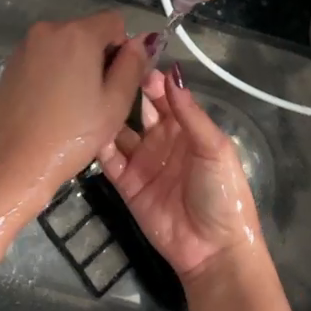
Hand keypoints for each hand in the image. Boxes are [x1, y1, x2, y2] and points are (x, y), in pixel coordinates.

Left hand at [0, 12, 153, 202]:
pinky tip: (52, 104)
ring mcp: (26, 44)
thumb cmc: (70, 134)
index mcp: (78, 33)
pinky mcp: (11, 61)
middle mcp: (49, 28)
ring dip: (76, 65)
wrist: (11, 161)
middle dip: (99, 57)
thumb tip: (144, 40)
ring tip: (73, 105)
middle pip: (88, 31)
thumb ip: (133, 65)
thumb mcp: (114, 103)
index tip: (116, 81)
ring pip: (66, 45)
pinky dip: (55, 71)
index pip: (115, 21)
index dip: (123, 48)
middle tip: (97, 98)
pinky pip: (45, 56)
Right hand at [97, 67, 263, 280]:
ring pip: (119, 131)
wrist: (214, 250)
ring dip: (108, 115)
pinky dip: (98, 144)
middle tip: (107, 72)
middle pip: (139, 108)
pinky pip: (109, 159)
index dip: (151, 79)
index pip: (164, 95)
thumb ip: (190, 114)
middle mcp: (161, 139)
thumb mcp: (214, 149)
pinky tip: (88, 128)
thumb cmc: (222, 193)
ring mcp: (142, 161)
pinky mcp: (126, 184)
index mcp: (186, 128)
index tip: (133, 60)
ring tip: (92, 96)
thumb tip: (171, 75)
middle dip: (126, 91)